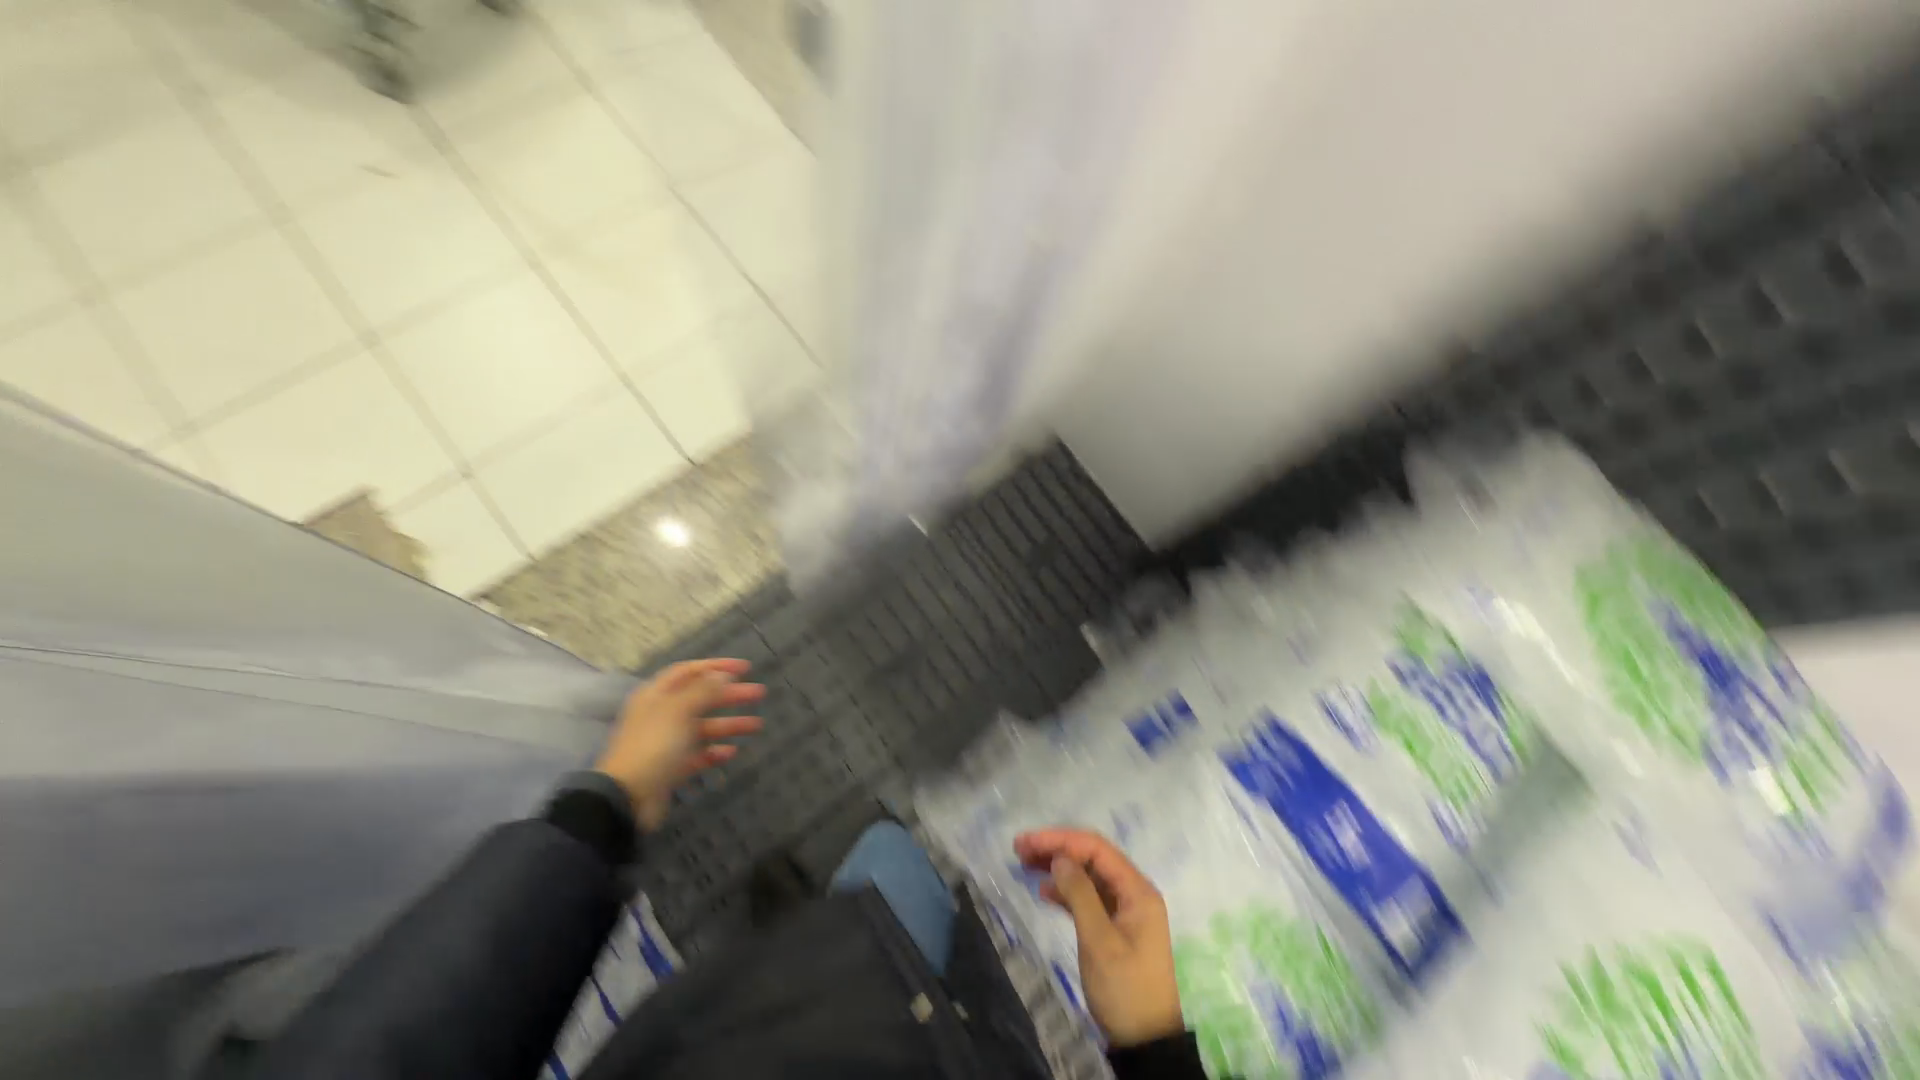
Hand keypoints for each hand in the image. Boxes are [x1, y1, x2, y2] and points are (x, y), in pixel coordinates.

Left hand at [593, 658, 764, 829]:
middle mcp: (661, 715)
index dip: (716, 666)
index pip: (689, 671)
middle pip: (700, 698)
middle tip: (759, 693)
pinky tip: (733, 751)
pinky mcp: (672, 767)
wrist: (627, 797)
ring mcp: (667, 742)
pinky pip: (699, 755)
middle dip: (730, 694)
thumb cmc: (652, 746)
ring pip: (703, 727)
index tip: (745, 668)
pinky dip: (715, 752)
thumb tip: (723, 675)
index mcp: (656, 696)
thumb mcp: (678, 711)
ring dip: (729, 724)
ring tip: (757, 725)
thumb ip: (703, 691)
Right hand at [1013, 827, 1182, 1047]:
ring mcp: (1125, 910)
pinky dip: (1066, 891)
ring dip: (1059, 868)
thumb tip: (1059, 858)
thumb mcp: (1099, 941)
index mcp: (1137, 890)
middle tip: (1019, 850)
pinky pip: (1089, 897)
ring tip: (1025, 865)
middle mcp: (1134, 893)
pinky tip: (1044, 892)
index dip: (1061, 840)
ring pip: (1089, 876)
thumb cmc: (1123, 988)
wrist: (1145, 1039)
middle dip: (1057, 849)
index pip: (1097, 849)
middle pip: (1092, 858)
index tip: (1027, 843)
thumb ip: (1080, 894)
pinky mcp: (1115, 927)